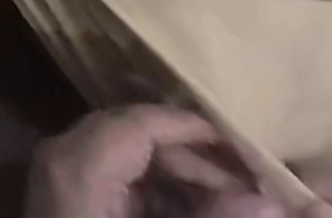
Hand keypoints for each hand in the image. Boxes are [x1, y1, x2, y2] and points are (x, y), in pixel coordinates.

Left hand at [25, 105, 279, 217]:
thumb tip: (268, 201)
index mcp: (76, 166)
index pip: (139, 123)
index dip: (194, 129)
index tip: (249, 148)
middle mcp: (62, 160)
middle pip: (134, 137)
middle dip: (194, 159)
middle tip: (253, 185)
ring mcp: (62, 182)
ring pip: (129, 161)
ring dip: (181, 181)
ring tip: (236, 205)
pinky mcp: (72, 205)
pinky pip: (120, 187)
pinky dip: (160, 200)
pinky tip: (202, 216)